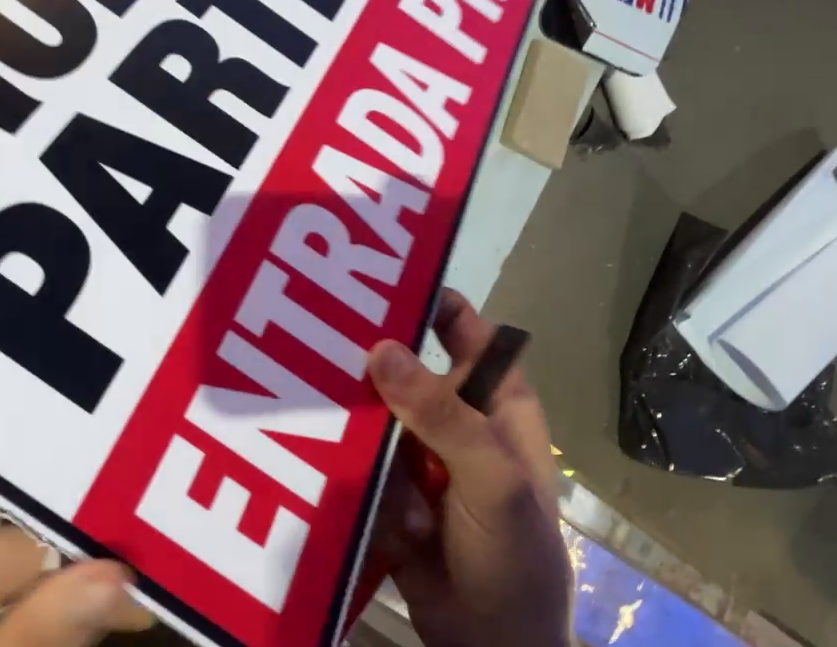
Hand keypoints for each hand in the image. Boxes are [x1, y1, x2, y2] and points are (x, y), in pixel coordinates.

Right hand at [367, 290, 573, 646]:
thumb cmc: (513, 554)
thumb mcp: (491, 477)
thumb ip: (440, 412)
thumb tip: (381, 347)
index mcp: (495, 401)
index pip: (463, 330)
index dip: (427, 301)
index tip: (373, 281)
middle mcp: (455, 418)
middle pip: (404, 369)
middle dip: (371, 371)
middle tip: (323, 353)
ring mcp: (420, 457)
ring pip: (373, 417)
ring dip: (367, 442)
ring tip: (363, 457)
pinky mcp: (389, 492)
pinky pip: (360, 464)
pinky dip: (366, 487)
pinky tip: (394, 525)